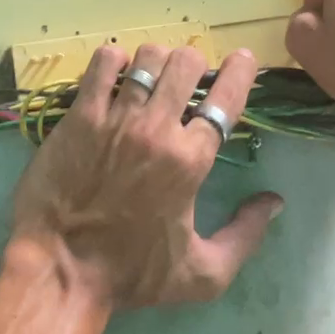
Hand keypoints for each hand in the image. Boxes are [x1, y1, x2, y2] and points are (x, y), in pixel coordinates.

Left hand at [6, 44, 284, 308]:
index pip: (225, 99)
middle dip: (195, 64)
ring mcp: (116, 118)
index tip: (243, 58)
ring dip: (157, 61)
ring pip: (147, 57)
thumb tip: (274, 202)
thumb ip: (245, 236)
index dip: (239, 71)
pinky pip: (102, 63)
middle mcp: (156, 129)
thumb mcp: (202, 276)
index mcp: (190, 162)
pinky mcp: (80, 115)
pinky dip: (114, 60)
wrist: (60, 270)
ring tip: (152, 76)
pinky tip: (116, 74)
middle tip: (187, 80)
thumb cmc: (131, 275)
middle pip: (186, 64)